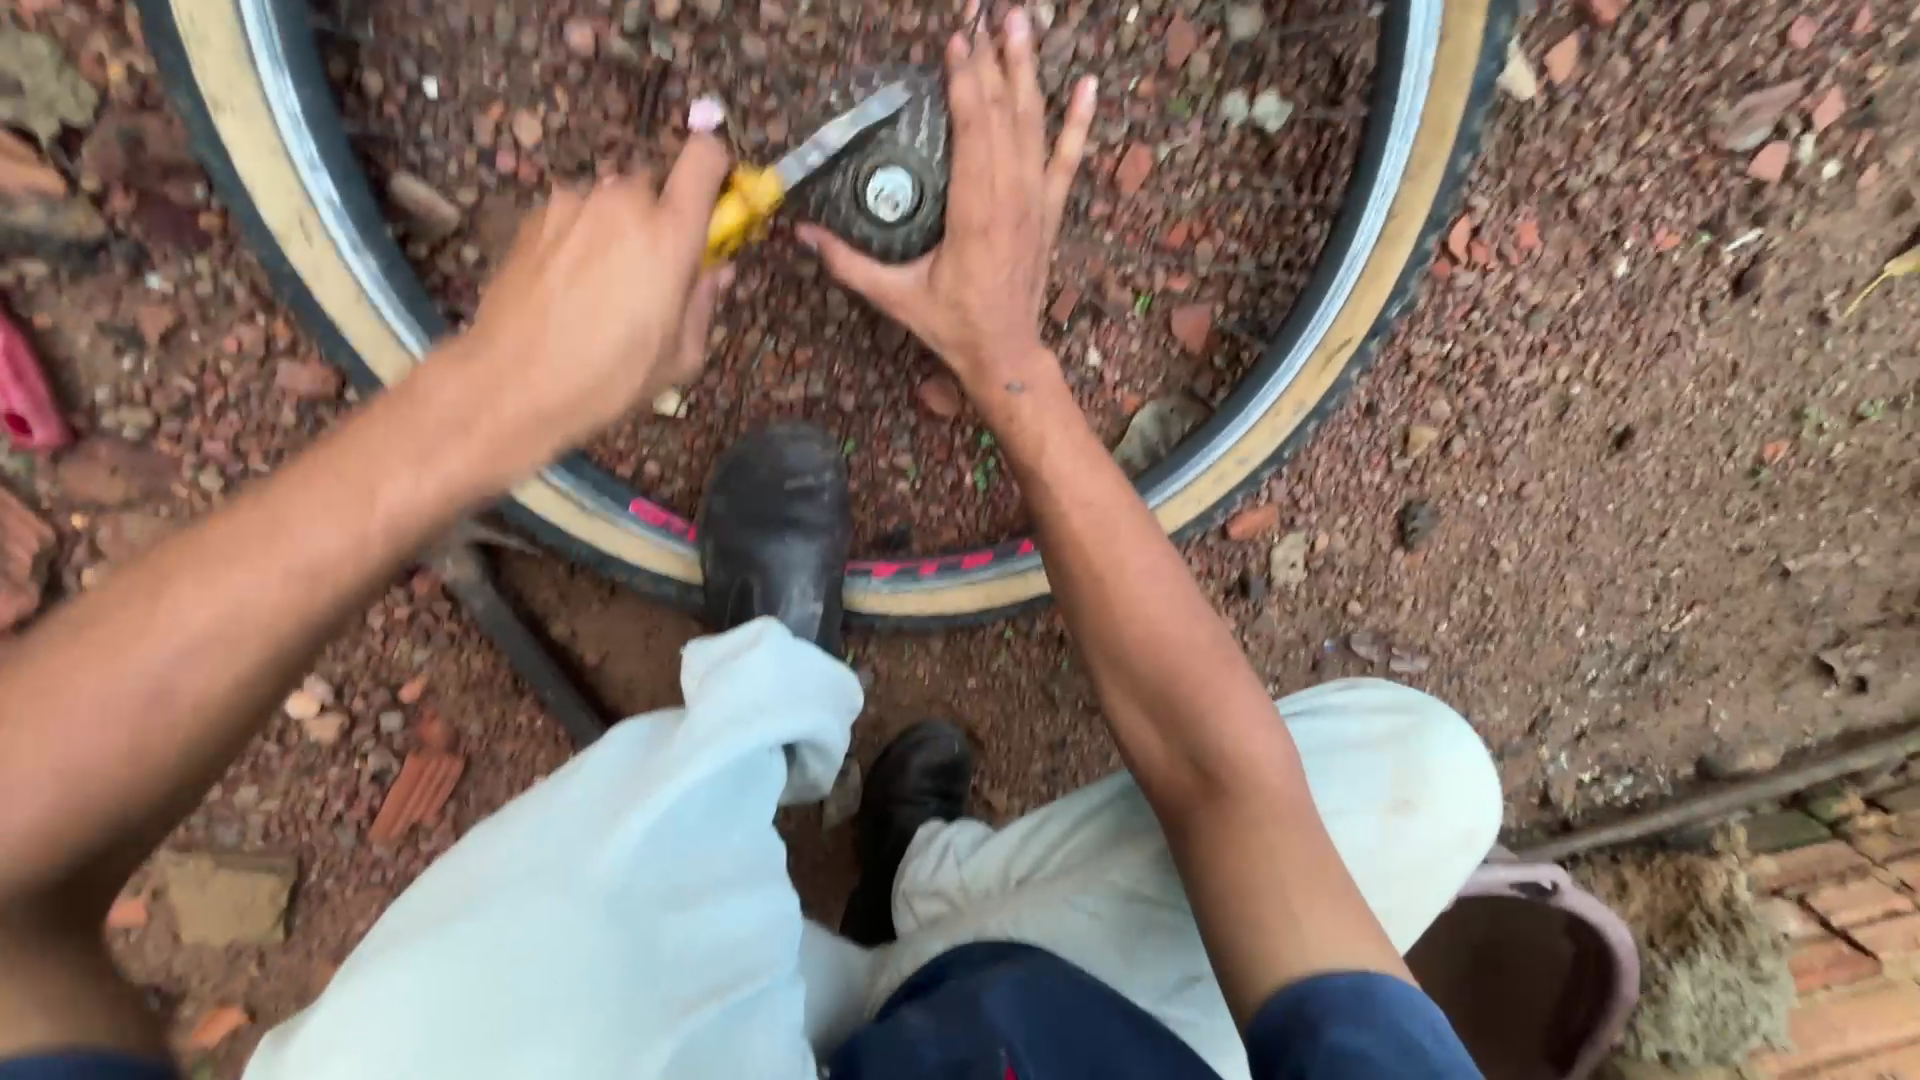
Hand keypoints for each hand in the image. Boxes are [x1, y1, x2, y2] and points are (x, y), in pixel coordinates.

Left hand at [454, 136, 733, 468]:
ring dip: (618, 229)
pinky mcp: (534, 216)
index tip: (714, 204)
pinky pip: (575, 215)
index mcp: (670, 234)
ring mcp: (572, 204)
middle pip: (655, 185)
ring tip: (605, 286)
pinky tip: (570, 286)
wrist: (515, 382)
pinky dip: (582, 238)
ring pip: (611, 201)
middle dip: (660, 218)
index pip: (704, 157)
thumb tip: (715, 271)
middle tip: (654, 271)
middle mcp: (622, 203)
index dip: (715, 170)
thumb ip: (703, 302)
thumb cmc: (612, 377)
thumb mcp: (681, 355)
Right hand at [797, 7, 1096, 396]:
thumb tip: (802, 235)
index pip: (973, 130)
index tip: (955, 40)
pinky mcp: (1049, 214)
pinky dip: (1079, 123)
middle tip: (987, 11)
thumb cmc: (952, 325)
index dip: (965, 81)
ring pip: (1036, 127)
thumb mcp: (895, 297)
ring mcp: (1036, 205)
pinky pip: (1068, 160)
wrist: (1005, 353)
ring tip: (1022, 23)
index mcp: (975, 214)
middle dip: (994, 59)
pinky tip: (1087, 85)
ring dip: (1029, 73)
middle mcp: (1011, 199)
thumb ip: (849, 264)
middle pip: (1004, 115)